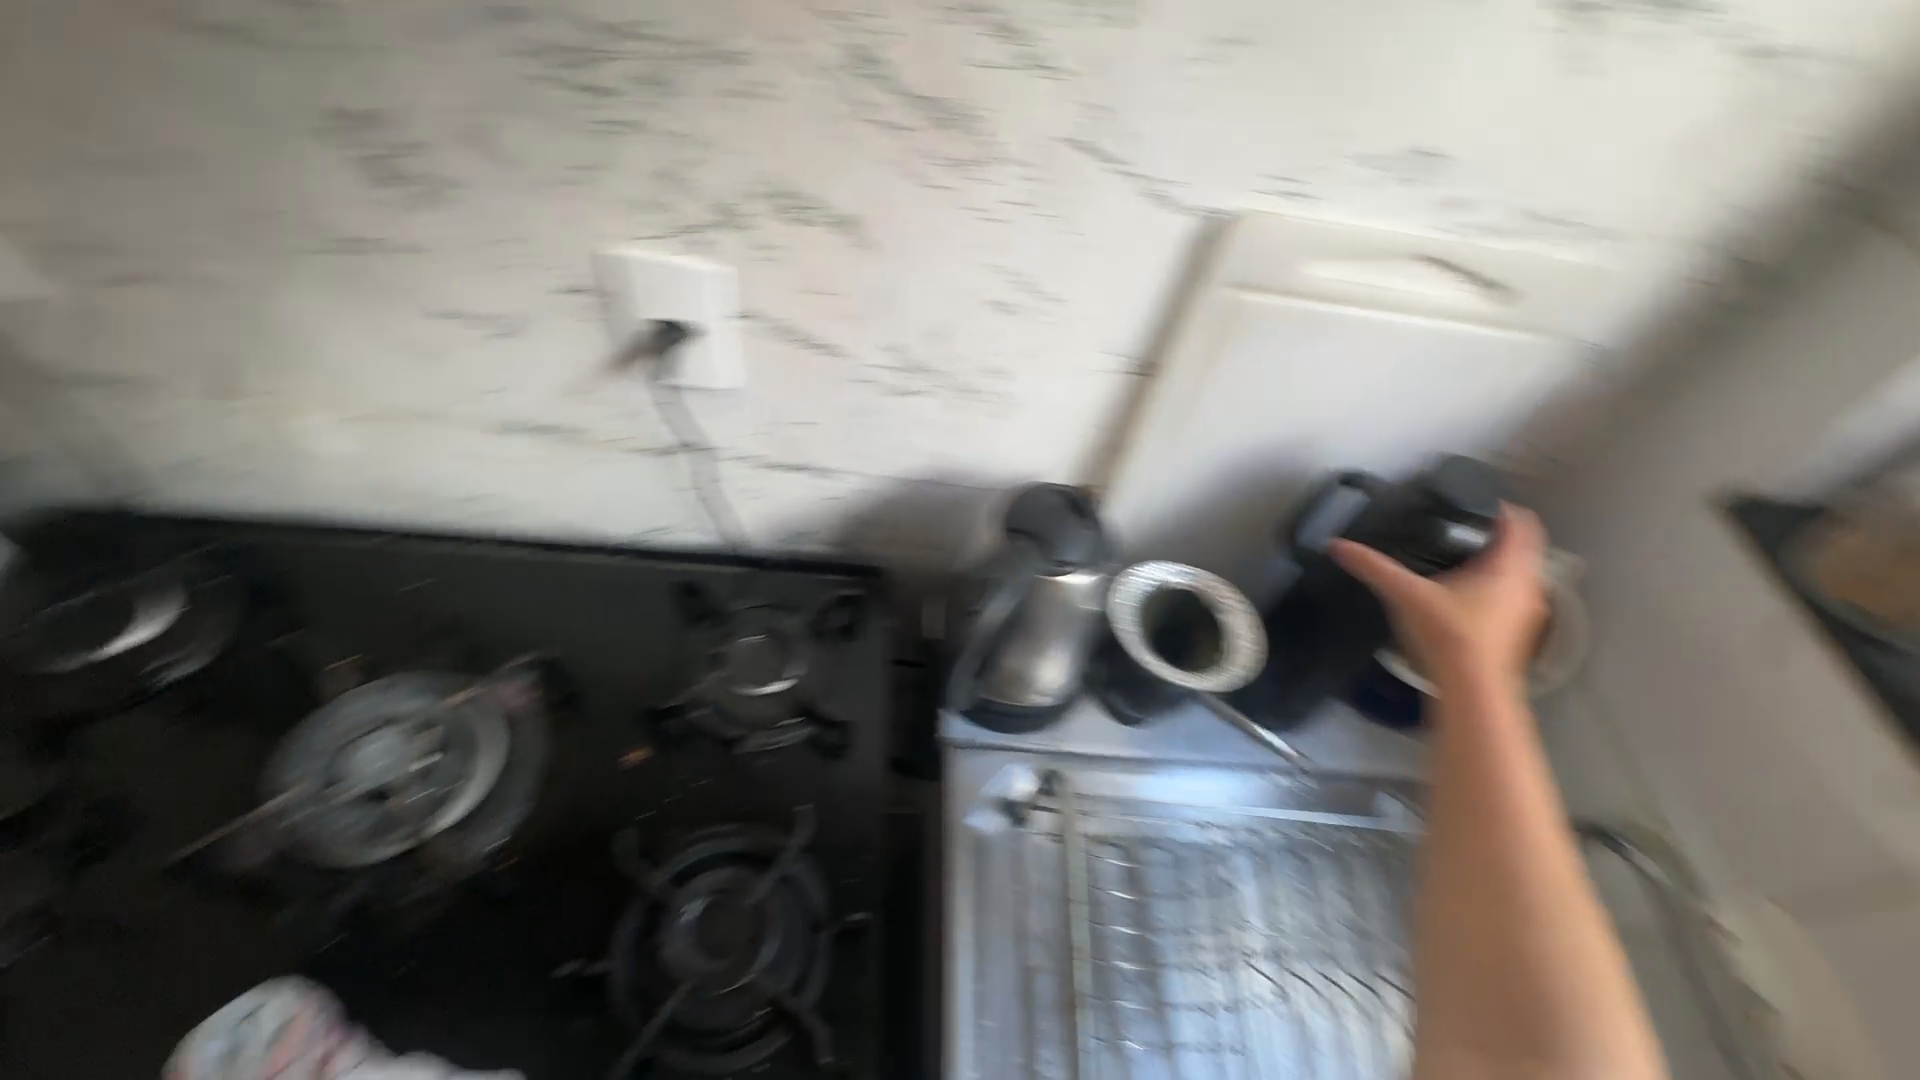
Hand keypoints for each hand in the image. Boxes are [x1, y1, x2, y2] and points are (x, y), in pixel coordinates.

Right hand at [1329, 504, 1548, 691]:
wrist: (1472, 689)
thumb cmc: (1448, 633)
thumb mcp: (1406, 594)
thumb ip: (1373, 567)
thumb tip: (1337, 545)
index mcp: (1508, 566)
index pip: (1520, 524)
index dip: (1501, 510)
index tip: (1477, 504)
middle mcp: (1527, 585)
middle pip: (1524, 548)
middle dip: (1499, 537)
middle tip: (1466, 529)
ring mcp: (1527, 612)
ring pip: (1520, 575)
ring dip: (1501, 565)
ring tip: (1465, 560)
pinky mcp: (1519, 634)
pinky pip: (1513, 598)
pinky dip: (1497, 589)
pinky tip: (1468, 598)